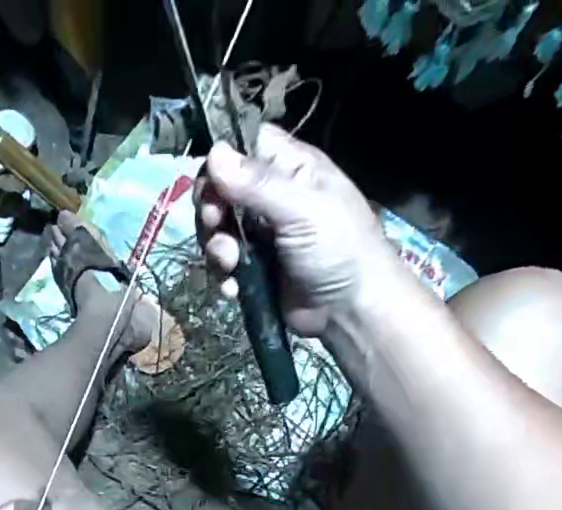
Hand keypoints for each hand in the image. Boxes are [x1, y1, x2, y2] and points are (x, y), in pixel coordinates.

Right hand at [194, 124, 400, 336]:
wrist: (350, 310)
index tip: (212, 183)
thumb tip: (213, 152)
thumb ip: (256, 184)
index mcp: (290, 169)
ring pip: (218, 231)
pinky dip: (223, 277)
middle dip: (211, 210)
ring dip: (216, 248)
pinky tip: (234, 289)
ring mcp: (261, 237)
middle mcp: (271, 198)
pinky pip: (225, 267)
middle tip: (216, 224)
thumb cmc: (338, 248)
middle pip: (221, 190)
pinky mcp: (254, 271)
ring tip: (230, 264)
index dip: (221, 161)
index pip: (244, 146)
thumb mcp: (301, 208)